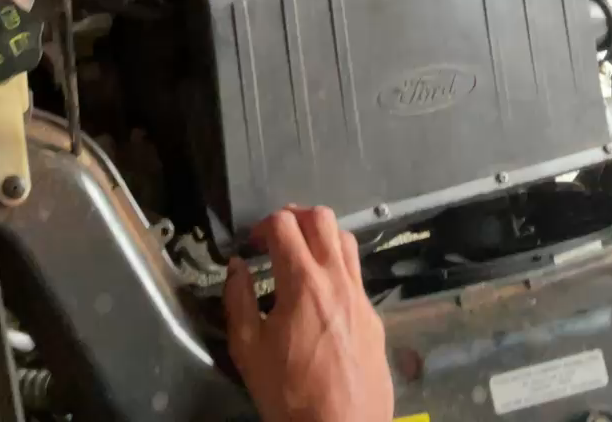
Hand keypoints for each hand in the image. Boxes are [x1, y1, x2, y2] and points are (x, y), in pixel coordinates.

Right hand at [225, 207, 393, 421]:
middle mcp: (336, 279)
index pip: (283, 223)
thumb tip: (237, 267)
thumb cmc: (289, 394)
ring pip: (345, 239)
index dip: (262, 225)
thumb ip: (238, 299)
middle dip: (294, 217)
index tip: (252, 245)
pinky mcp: (374, 317)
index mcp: (302, 282)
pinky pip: (357, 274)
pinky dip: (337, 267)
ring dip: (321, 236)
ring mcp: (360, 296)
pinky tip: (323, 295)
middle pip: (320, 217)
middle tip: (277, 239)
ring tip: (303, 256)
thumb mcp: (248, 349)